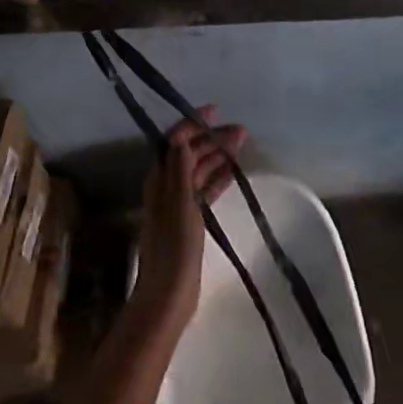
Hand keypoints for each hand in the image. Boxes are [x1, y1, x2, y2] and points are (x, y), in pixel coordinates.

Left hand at [132, 106, 245, 328]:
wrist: (168, 294)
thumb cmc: (173, 247)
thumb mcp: (179, 204)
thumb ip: (180, 170)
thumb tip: (180, 137)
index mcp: (160, 179)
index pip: (175, 141)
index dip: (193, 122)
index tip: (216, 109)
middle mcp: (166, 186)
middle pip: (189, 153)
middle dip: (212, 138)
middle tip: (241, 130)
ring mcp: (178, 204)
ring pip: (199, 169)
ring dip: (218, 155)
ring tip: (242, 145)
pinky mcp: (189, 220)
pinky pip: (205, 189)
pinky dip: (218, 177)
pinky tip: (233, 172)